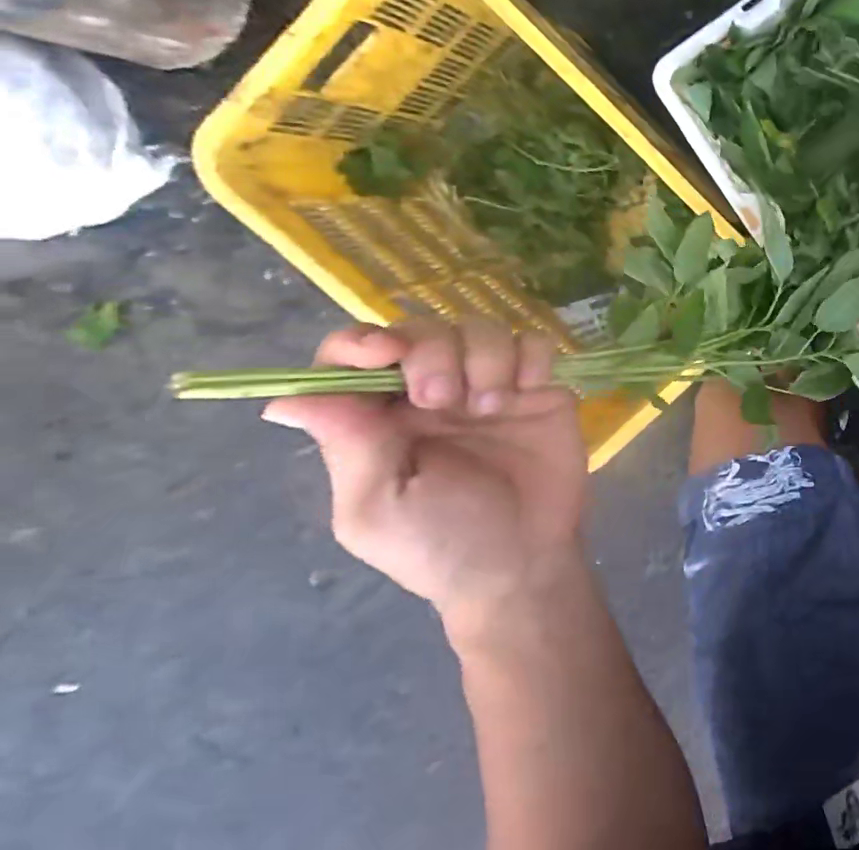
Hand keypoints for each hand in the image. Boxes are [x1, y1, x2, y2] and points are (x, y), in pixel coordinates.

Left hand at [262, 320, 588, 631]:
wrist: (523, 561)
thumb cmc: (441, 543)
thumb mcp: (379, 505)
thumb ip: (349, 446)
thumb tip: (284, 399)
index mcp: (380, 417)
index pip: (354, 356)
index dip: (363, 341)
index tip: (385, 353)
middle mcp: (434, 392)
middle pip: (424, 330)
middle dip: (433, 354)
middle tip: (444, 401)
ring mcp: (491, 388)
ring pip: (483, 329)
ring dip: (485, 357)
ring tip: (492, 406)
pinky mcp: (541, 391)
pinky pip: (536, 345)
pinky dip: (531, 357)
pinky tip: (528, 391)